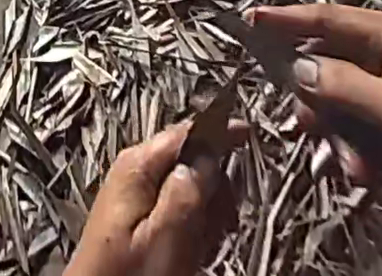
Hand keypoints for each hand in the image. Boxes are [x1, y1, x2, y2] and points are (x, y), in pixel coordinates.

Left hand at [64, 118, 244, 275]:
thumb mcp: (164, 238)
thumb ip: (187, 193)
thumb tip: (207, 157)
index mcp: (139, 164)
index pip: (186, 132)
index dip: (219, 132)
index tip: (247, 134)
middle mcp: (135, 169)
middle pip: (188, 158)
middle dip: (213, 186)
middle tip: (222, 224)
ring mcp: (134, 192)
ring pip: (185, 185)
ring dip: (204, 210)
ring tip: (202, 245)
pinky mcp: (136, 215)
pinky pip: (174, 207)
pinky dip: (191, 224)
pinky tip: (191, 250)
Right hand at [248, 4, 381, 237]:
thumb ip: (347, 88)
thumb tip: (296, 66)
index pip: (324, 19)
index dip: (282, 19)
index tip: (245, 20)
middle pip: (327, 66)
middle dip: (318, 104)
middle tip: (309, 133)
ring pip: (342, 104)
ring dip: (342, 139)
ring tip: (359, 174)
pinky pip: (364, 130)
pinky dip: (362, 154)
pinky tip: (375, 180)